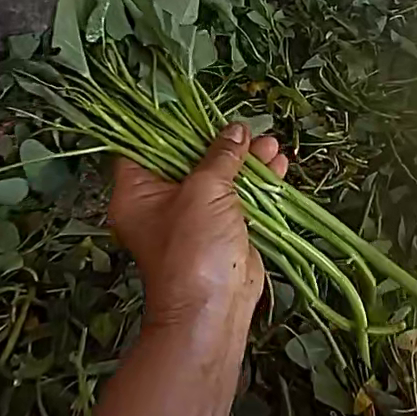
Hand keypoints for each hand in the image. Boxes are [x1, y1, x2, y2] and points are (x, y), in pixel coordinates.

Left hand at [107, 123, 287, 329]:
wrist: (214, 308)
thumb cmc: (193, 246)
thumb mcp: (203, 190)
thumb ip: (220, 156)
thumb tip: (236, 131)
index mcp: (138, 191)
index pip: (145, 146)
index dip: (169, 124)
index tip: (195, 106)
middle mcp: (162, 201)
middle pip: (189, 158)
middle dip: (220, 141)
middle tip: (245, 126)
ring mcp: (195, 215)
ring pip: (220, 176)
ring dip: (247, 161)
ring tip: (270, 144)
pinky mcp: (223, 228)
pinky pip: (240, 197)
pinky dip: (259, 182)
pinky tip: (278, 165)